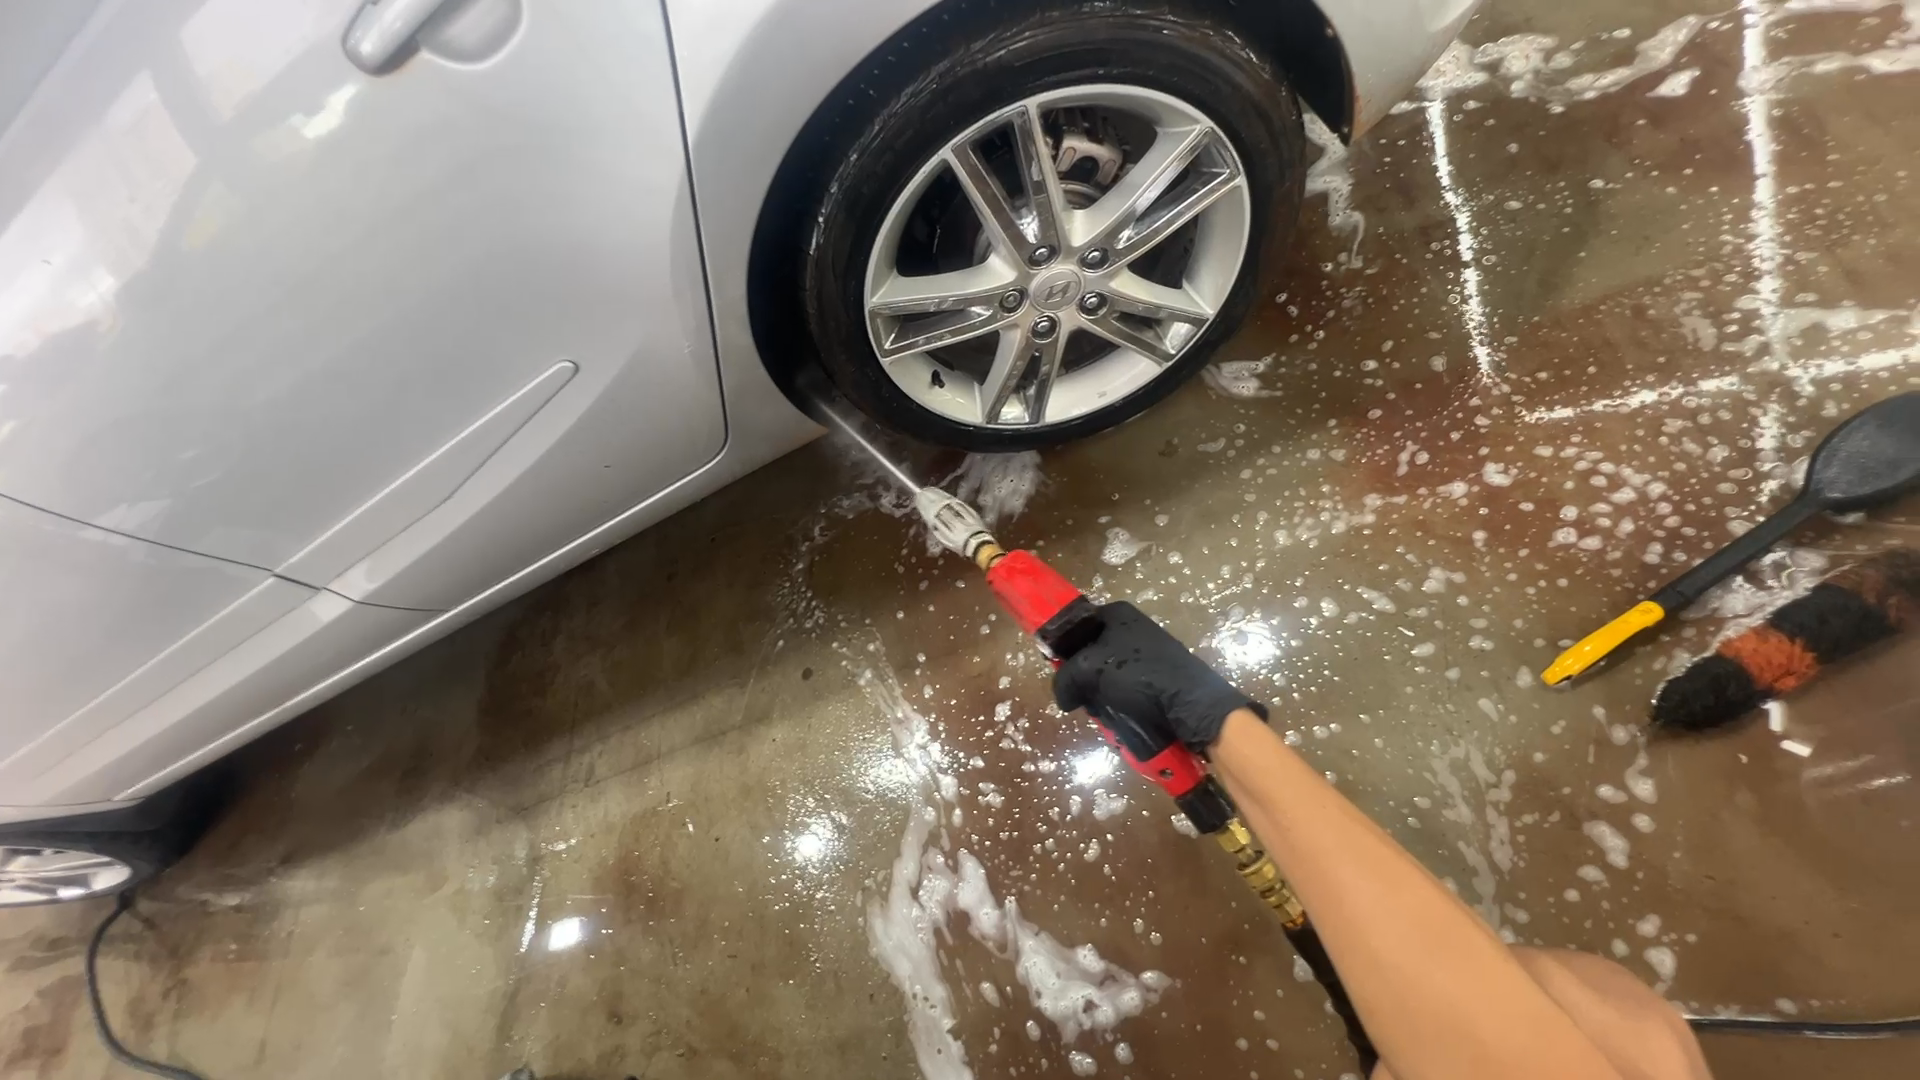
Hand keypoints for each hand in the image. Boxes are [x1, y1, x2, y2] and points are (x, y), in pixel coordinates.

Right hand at [1052, 601, 1264, 753]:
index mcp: (1116, 613)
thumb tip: (1063, 698)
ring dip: (1099, 695)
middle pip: (1089, 652)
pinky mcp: (1156, 676)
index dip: (1062, 649)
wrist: (1189, 703)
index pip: (1075, 625)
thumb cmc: (1138, 674)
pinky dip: (1118, 703)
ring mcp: (1146, 652)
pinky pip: (1125, 688)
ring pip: (1106, 674)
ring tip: (1102, 712)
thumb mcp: (1089, 670)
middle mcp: (1131, 627)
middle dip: (1082, 678)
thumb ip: (1064, 679)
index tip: (1058, 671)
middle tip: (1081, 696)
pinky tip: (1119, 717)